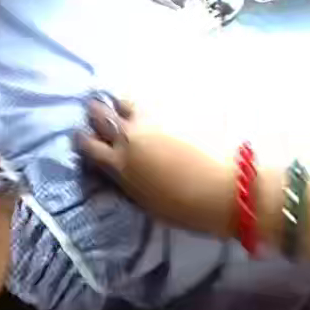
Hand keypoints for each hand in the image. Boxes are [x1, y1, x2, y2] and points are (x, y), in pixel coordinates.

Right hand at [75, 97, 236, 236]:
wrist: (227, 187)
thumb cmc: (187, 208)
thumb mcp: (147, 202)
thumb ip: (128, 181)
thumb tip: (120, 172)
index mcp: (119, 164)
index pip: (88, 145)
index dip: (83, 140)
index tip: (83, 138)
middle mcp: (129, 136)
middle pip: (99, 114)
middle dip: (95, 113)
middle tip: (96, 113)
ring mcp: (152, 119)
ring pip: (123, 101)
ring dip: (118, 104)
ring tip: (123, 107)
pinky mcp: (175, 110)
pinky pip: (151, 102)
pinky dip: (145, 105)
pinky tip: (152, 110)